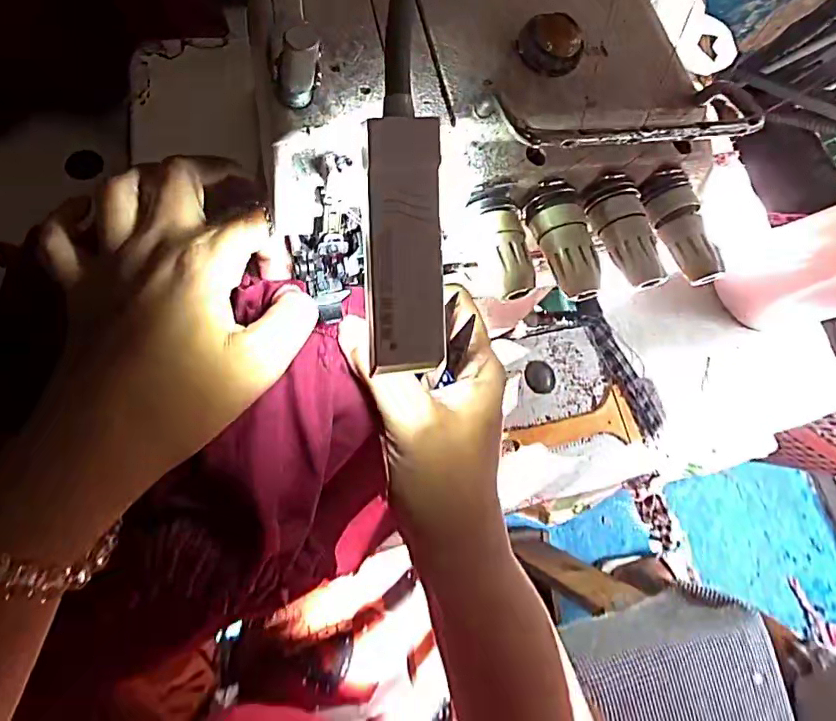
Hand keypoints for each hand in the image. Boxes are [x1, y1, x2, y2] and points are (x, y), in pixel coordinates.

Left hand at [23, 158, 316, 515]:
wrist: (98, 445)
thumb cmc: (182, 404)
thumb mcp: (259, 367)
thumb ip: (293, 319)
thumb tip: (298, 296)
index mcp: (201, 260)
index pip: (251, 219)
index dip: (274, 238)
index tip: (278, 273)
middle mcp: (153, 244)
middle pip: (179, 174)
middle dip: (217, 172)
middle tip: (237, 192)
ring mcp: (107, 260)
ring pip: (117, 186)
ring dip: (150, 180)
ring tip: (176, 196)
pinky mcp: (74, 284)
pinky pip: (57, 232)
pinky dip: (74, 217)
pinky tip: (98, 224)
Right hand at [342, 287, 506, 548]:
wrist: (449, 545)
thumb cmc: (448, 490)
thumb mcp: (413, 422)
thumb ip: (383, 373)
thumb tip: (353, 329)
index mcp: (482, 366)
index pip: (456, 303)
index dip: (421, 293)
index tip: (386, 292)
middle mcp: (469, 374)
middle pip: (432, 325)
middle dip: (398, 320)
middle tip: (365, 318)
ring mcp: (449, 393)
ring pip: (416, 351)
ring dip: (390, 347)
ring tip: (361, 342)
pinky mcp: (429, 412)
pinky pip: (406, 376)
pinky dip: (386, 371)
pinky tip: (365, 373)